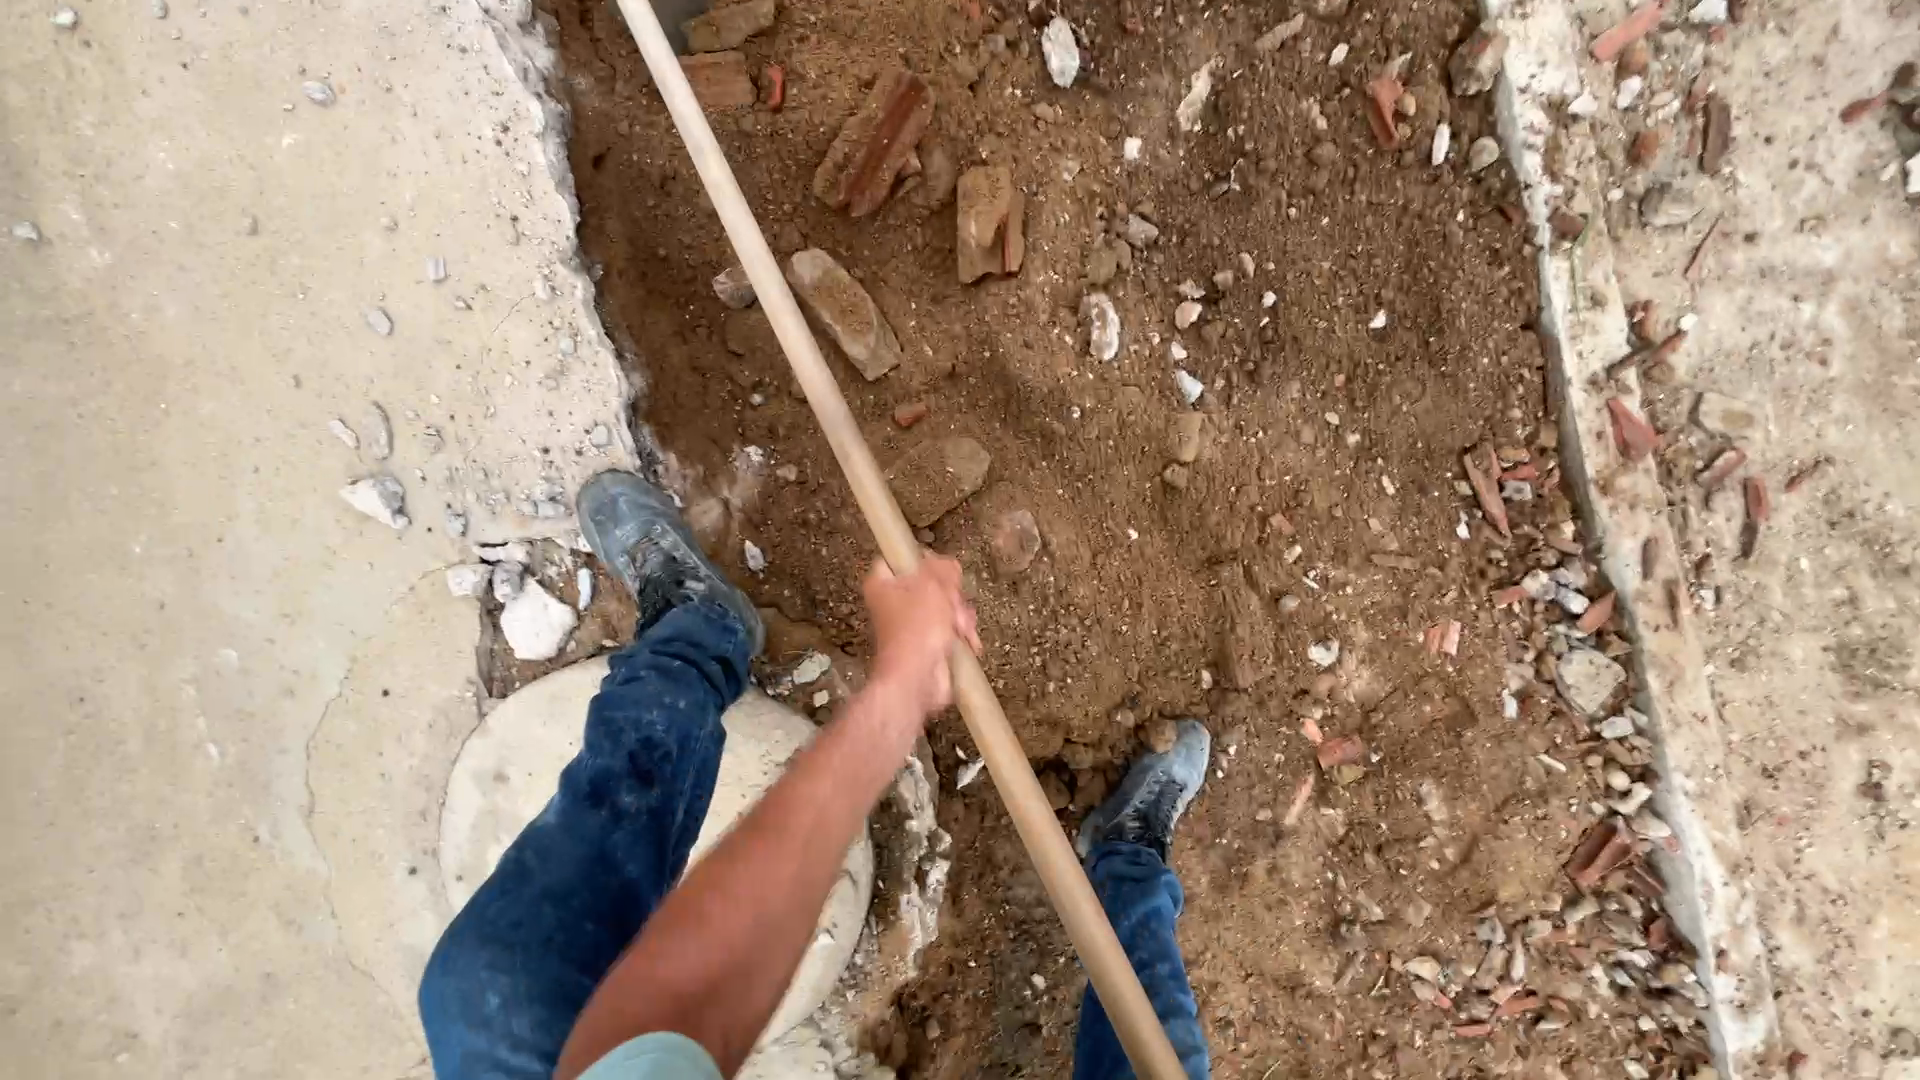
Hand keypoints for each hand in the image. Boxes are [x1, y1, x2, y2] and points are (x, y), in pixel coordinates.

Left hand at [862, 554, 979, 719]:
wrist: (917, 678)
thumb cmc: (916, 629)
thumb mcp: (932, 587)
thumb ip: (941, 569)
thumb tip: (948, 564)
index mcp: (883, 584)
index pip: (897, 559)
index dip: (921, 559)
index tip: (940, 565)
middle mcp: (893, 603)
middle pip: (928, 583)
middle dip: (950, 593)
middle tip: (953, 602)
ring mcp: (911, 625)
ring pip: (943, 605)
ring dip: (958, 615)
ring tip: (960, 626)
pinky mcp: (927, 643)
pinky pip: (949, 628)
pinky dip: (961, 633)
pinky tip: (968, 640)